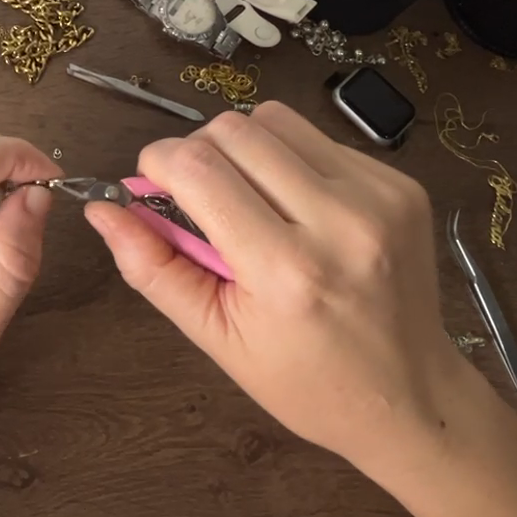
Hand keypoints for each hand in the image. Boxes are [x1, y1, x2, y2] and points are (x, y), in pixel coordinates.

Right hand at [84, 102, 465, 470]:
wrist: (414, 397)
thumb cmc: (303, 379)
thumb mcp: (215, 337)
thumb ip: (151, 268)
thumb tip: (102, 209)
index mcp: (287, 270)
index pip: (198, 168)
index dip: (157, 162)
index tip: (153, 185)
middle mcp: (340, 220)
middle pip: (232, 130)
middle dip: (196, 152)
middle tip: (201, 197)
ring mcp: (378, 194)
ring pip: (272, 118)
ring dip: (241, 146)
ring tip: (249, 197)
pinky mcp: (400, 182)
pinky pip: (313, 136)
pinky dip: (286, 157)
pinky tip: (295, 204)